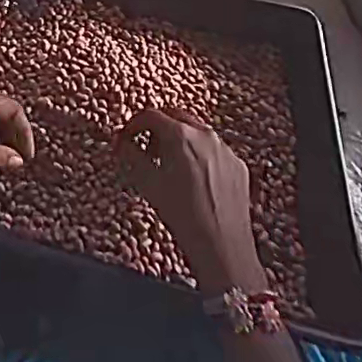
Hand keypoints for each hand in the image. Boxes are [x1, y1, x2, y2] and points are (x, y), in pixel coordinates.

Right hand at [117, 107, 267, 291]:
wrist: (222, 245)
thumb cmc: (185, 217)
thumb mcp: (148, 183)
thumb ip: (132, 156)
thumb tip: (123, 144)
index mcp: (181, 136)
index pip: (150, 115)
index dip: (133, 125)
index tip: (126, 138)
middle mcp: (206, 136)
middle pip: (175, 117)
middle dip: (156, 128)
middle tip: (144, 147)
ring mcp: (225, 149)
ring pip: (196, 132)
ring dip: (178, 141)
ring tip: (167, 166)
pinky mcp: (237, 164)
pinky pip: (214, 150)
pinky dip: (198, 156)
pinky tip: (192, 180)